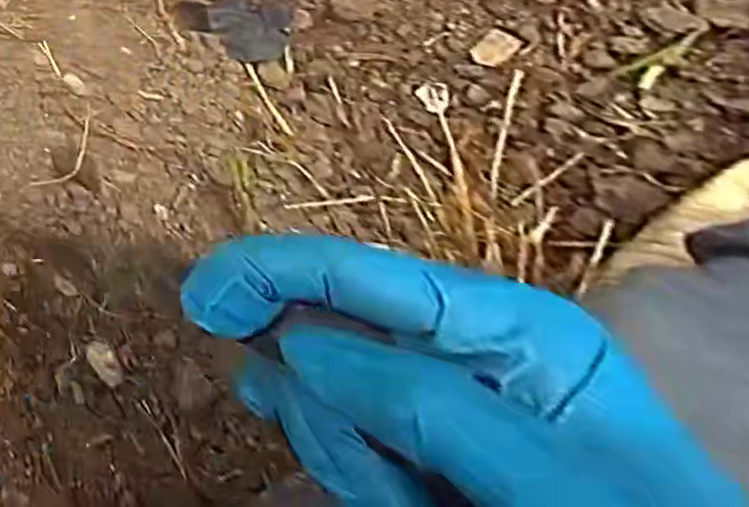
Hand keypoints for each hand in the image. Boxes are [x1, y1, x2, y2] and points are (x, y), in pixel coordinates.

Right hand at [180, 235, 742, 506]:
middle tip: (321, 440)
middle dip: (307, 385)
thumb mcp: (549, 481)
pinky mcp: (399, 422)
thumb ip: (427, 406)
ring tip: (398, 496)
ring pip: (311, 378)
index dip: (258, 270)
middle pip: (316, 321)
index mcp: (496, 320)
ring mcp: (420, 381)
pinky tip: (364, 478)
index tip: (199, 305)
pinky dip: (331, 451)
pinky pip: (324, 416)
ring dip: (333, 441)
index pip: (345, 265)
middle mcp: (448, 338)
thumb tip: (295, 347)